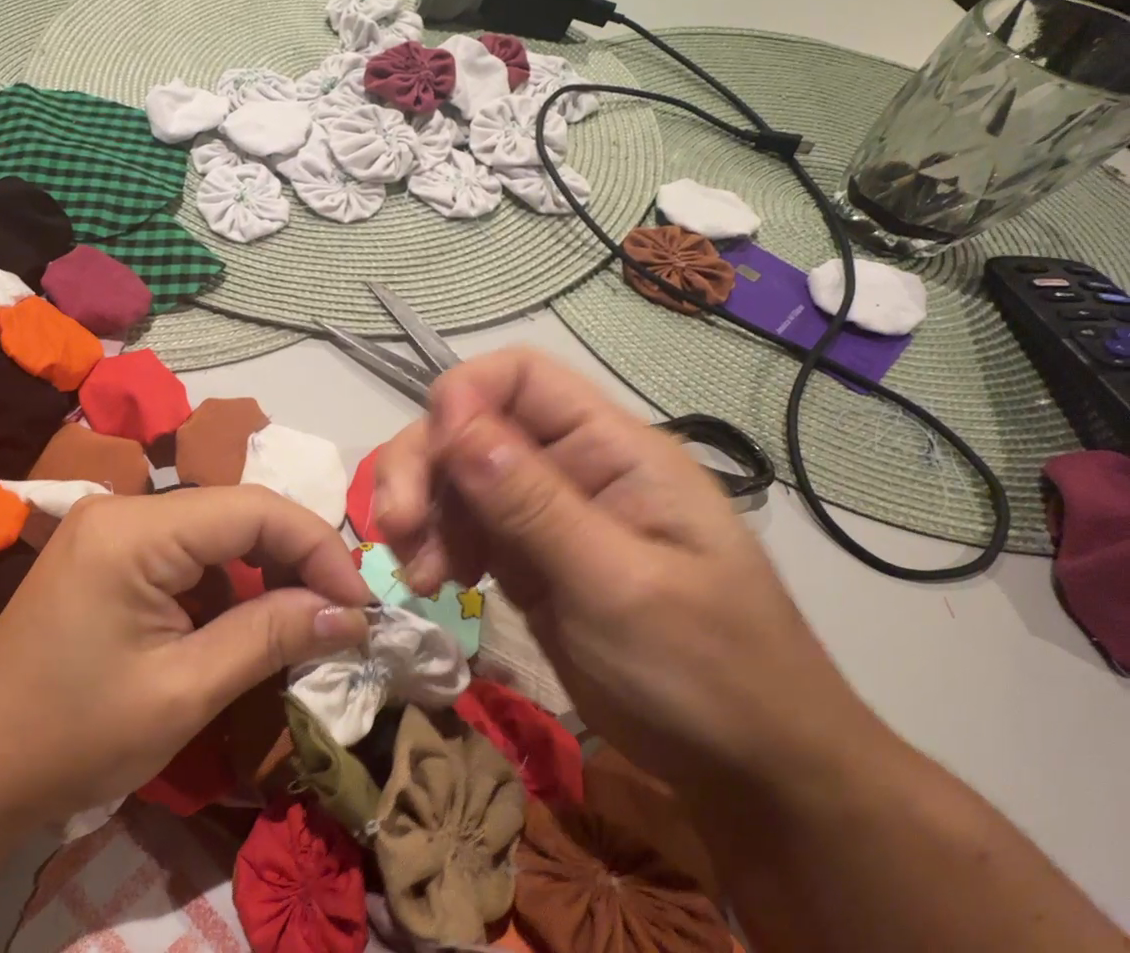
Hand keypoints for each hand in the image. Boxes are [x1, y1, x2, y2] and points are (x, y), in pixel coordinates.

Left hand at [0, 486, 372, 826]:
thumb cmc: (74, 738)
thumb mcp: (184, 691)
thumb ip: (270, 637)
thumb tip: (351, 614)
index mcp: (132, 530)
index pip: (252, 509)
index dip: (319, 549)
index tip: (363, 609)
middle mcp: (118, 511)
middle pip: (232, 515)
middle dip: (293, 564)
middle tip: (339, 624)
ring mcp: (104, 532)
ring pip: (211, 536)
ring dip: (260, 579)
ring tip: (299, 634)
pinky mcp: (100, 559)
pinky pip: (180, 557)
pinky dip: (221, 590)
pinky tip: (241, 630)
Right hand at [374, 347, 878, 788]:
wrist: (748, 766)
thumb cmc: (706, 671)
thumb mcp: (617, 585)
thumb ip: (533, 504)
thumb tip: (453, 423)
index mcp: (615, 452)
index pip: (522, 378)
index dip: (462, 400)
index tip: (425, 465)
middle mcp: (575, 469)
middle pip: (473, 427)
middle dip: (422, 468)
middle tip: (396, 530)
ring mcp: (550, 518)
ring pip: (458, 480)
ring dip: (423, 515)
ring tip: (418, 576)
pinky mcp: (530, 562)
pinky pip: (466, 530)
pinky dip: (437, 549)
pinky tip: (436, 585)